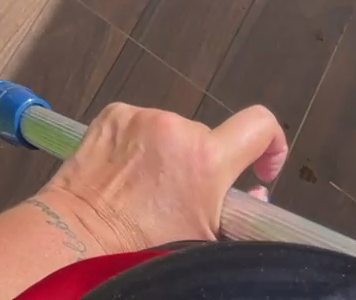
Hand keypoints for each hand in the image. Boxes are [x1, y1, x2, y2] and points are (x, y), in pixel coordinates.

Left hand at [36, 103, 288, 254]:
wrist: (84, 230)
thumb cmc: (144, 243)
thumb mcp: (206, 240)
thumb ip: (241, 215)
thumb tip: (255, 192)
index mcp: (206, 159)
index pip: (259, 124)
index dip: (271, 144)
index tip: (260, 167)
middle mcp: (174, 126)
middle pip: (206, 137)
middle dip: (202, 163)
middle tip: (184, 196)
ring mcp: (140, 115)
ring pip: (171, 131)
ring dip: (169, 152)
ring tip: (149, 186)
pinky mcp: (114, 112)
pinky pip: (140, 123)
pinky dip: (140, 142)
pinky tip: (128, 170)